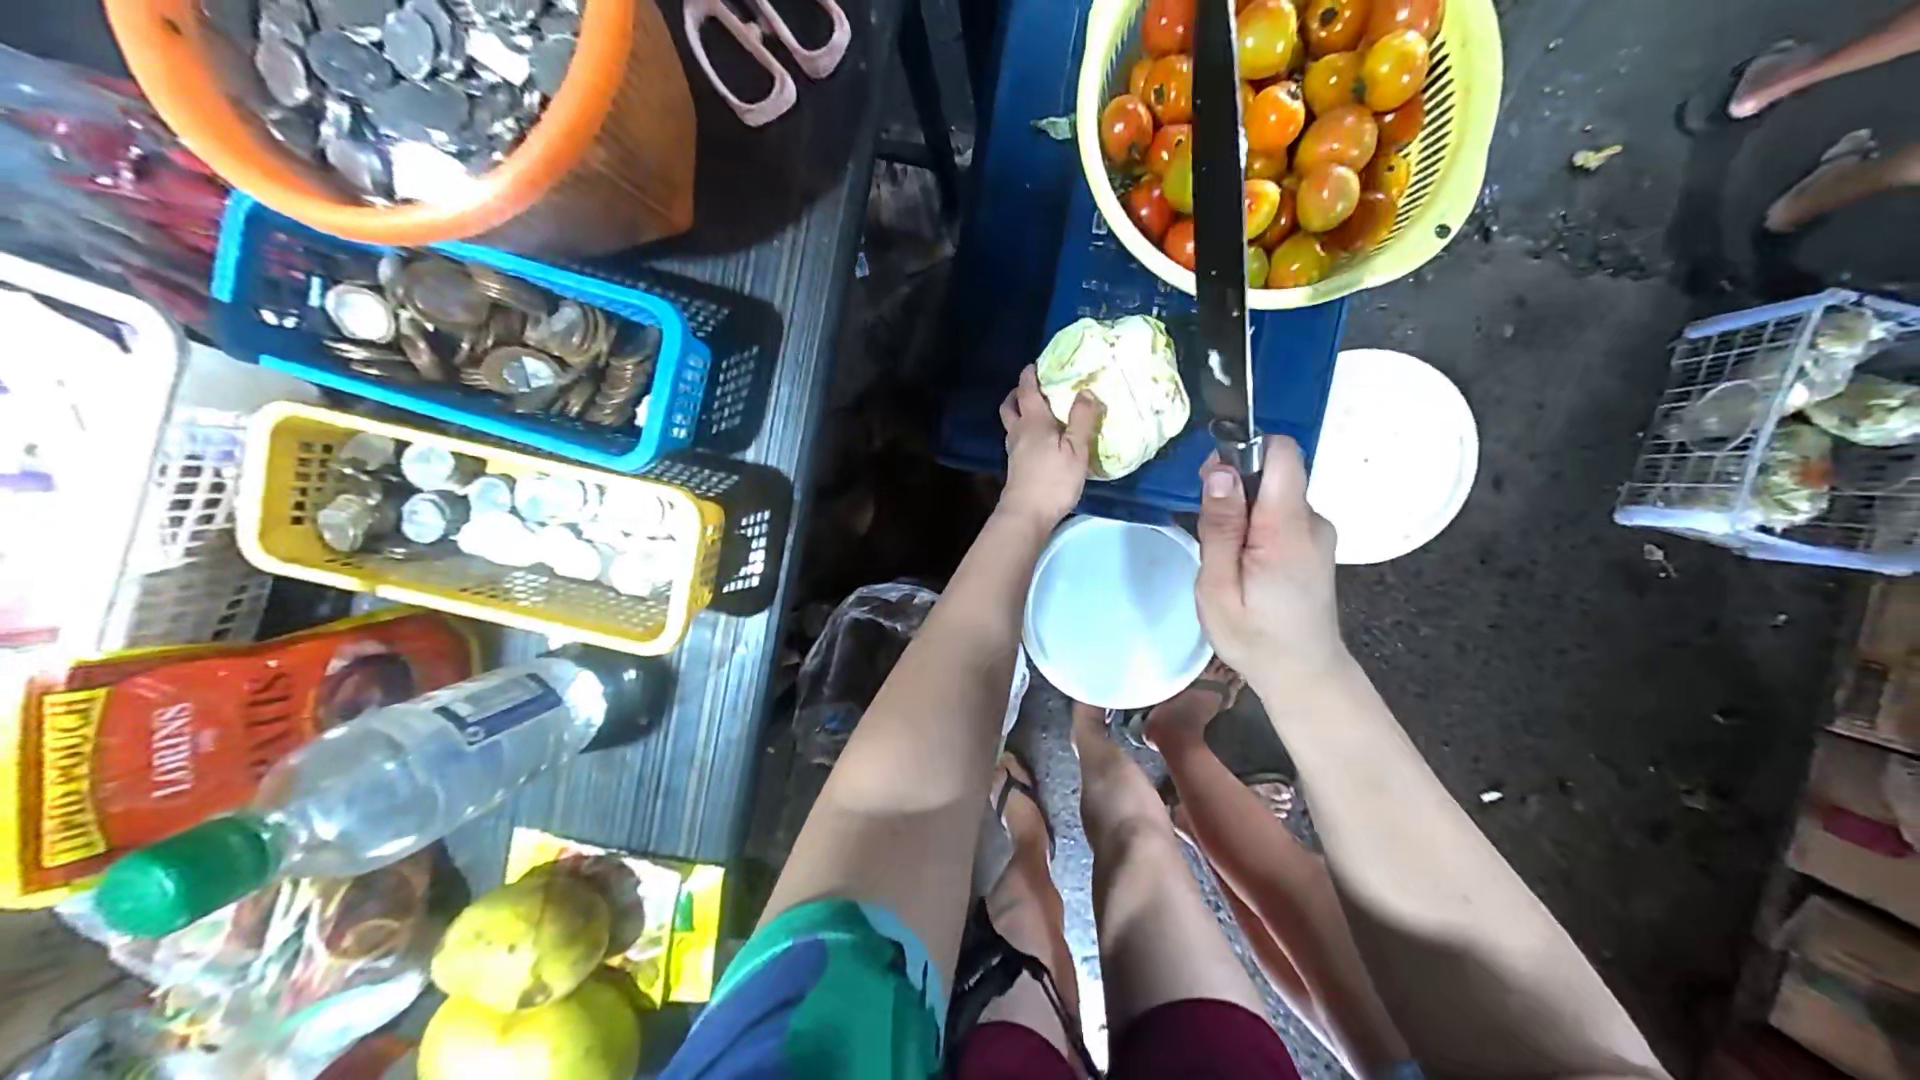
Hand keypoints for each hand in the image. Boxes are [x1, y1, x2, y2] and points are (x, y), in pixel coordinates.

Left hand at [998, 365, 1099, 526]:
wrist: (1026, 514)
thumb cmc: (1053, 480)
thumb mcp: (1076, 449)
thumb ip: (1081, 420)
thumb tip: (1086, 391)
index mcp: (1033, 422)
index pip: (1027, 391)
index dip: (1030, 375)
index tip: (1035, 365)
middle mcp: (1018, 432)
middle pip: (1010, 406)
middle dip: (1018, 393)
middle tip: (1033, 388)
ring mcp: (1014, 451)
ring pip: (1011, 424)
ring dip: (1019, 413)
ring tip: (1039, 412)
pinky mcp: (1016, 467)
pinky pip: (1017, 440)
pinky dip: (1024, 432)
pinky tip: (1039, 440)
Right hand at [1195, 437, 1347, 681]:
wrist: (1303, 674)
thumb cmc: (1253, 637)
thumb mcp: (1218, 586)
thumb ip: (1221, 527)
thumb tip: (1222, 471)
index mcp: (1288, 529)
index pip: (1281, 452)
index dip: (1243, 452)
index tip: (1213, 482)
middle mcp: (1313, 520)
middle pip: (1273, 474)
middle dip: (1235, 491)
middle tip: (1212, 538)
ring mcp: (1318, 532)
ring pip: (1273, 496)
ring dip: (1243, 514)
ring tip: (1228, 561)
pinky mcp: (1315, 543)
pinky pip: (1281, 515)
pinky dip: (1257, 528)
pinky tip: (1246, 566)